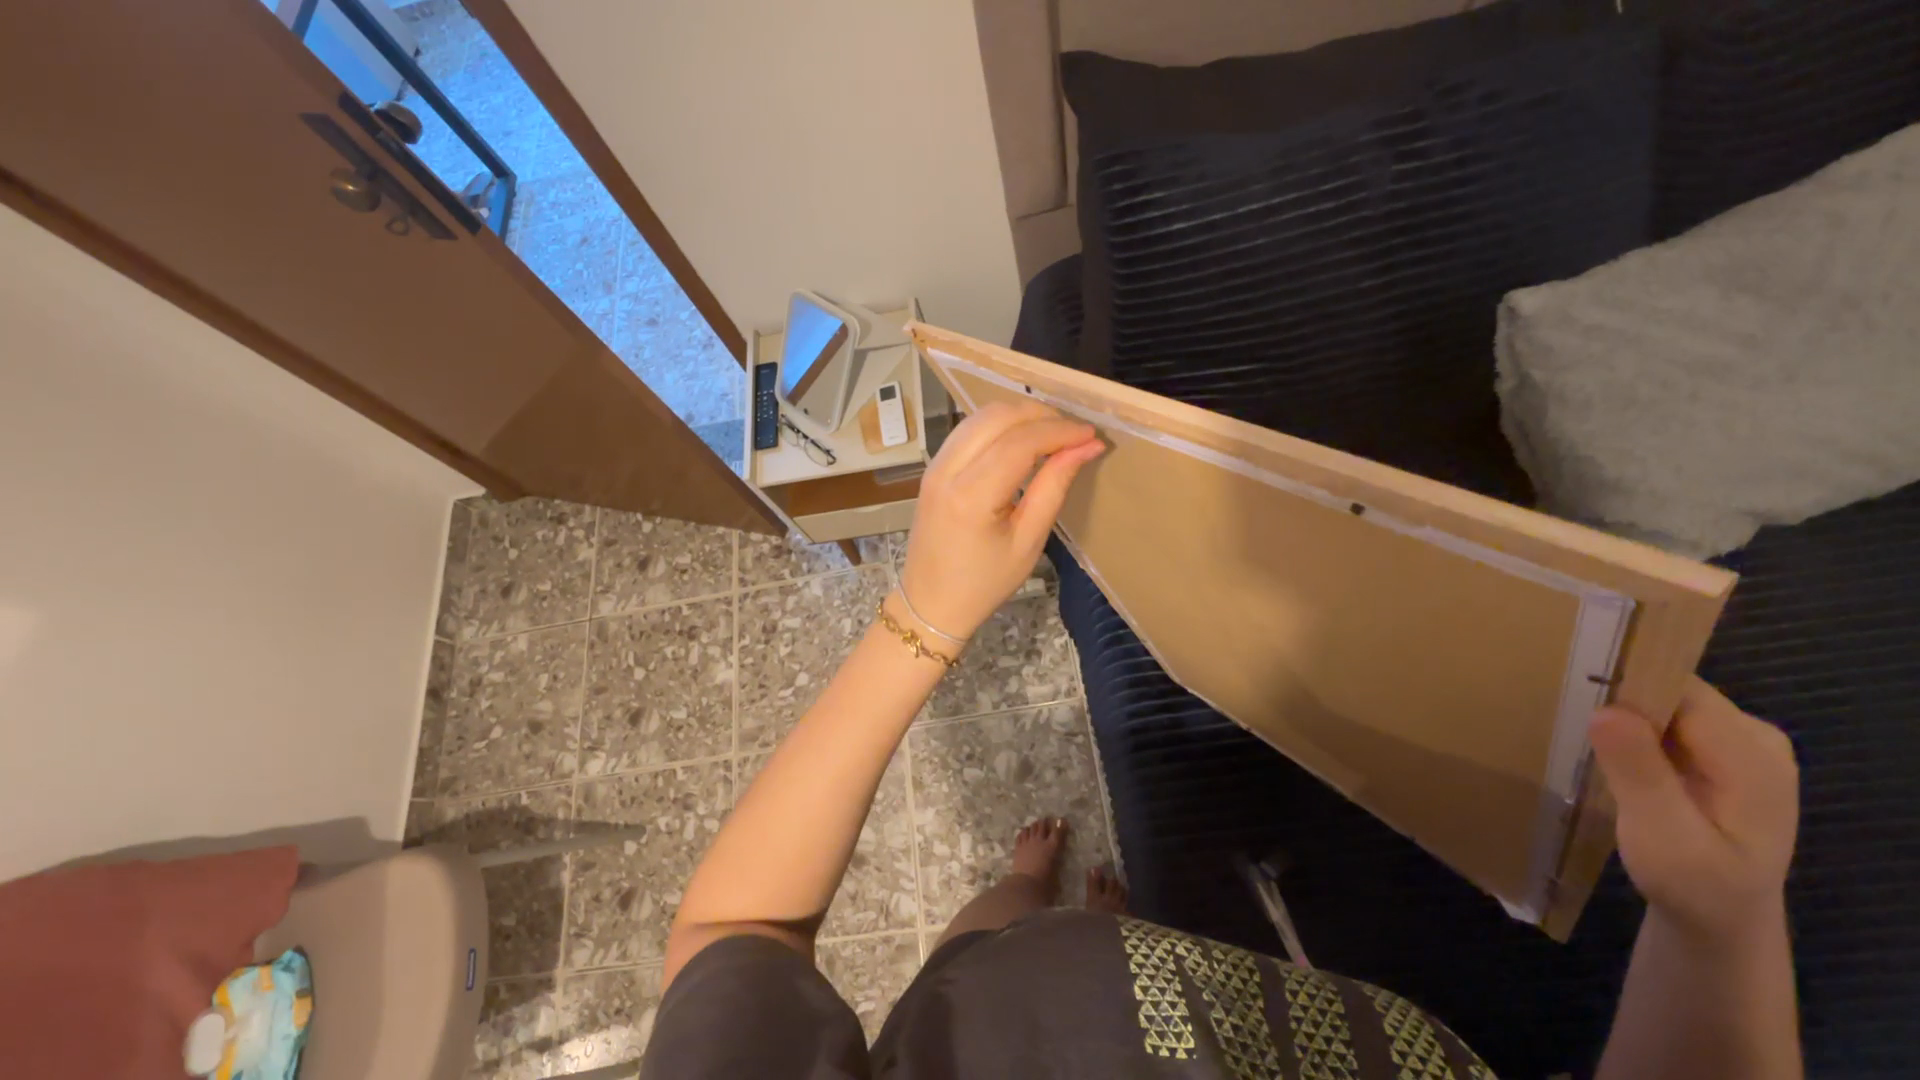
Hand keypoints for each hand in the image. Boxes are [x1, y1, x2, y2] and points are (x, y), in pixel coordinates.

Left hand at [896, 401, 1104, 641]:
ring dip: (1019, 416)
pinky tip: (1022, 439)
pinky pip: (968, 429)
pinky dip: (999, 425)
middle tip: (1074, 432)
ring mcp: (934, 465)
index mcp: (970, 496)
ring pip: (980, 416)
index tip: (1090, 434)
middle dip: (1040, 416)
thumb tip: (1085, 447)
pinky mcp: (933, 467)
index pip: (1020, 442)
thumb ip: (1054, 487)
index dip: (1059, 431)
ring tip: (1053, 434)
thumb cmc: (984, 582)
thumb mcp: (1028, 541)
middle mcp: (946, 471)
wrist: (931, 602)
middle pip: (997, 417)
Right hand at [1590, 678, 1798, 941]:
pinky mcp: (1724, 754)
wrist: (1721, 921)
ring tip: (1590, 740)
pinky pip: (1672, 721)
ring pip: (1670, 704)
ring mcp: (1744, 745)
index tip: (1578, 695)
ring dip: (1627, 716)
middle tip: (1577, 726)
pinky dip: (1638, 730)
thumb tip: (1606, 710)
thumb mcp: (1662, 838)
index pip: (1681, 692)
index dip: (1628, 686)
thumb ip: (1640, 775)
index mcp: (1753, 758)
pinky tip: (1616, 756)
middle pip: (1676, 693)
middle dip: (1625, 702)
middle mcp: (1757, 739)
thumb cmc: (1693, 885)